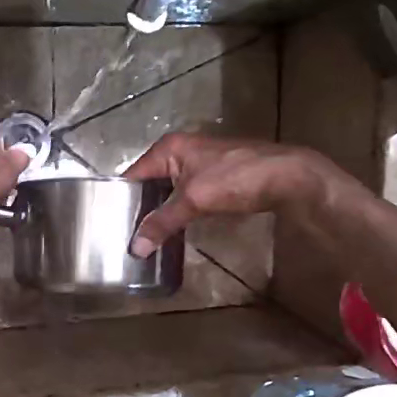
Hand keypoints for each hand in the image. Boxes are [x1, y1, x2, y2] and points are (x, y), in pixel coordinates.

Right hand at [122, 133, 358, 256]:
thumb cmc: (235, 179)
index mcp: (168, 148)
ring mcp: (198, 163)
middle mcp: (179, 151)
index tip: (108, 225)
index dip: (121, 199)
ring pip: (167, 191)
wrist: (287, 177)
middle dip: (139, 208)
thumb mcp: (194, 200)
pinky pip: (184, 195)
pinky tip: (171, 230)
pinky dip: (176, 211)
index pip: (133, 175)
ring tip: (143, 238)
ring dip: (159, 212)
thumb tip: (135, 248)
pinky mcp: (213, 177)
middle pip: (149, 183)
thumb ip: (162, 223)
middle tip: (123, 236)